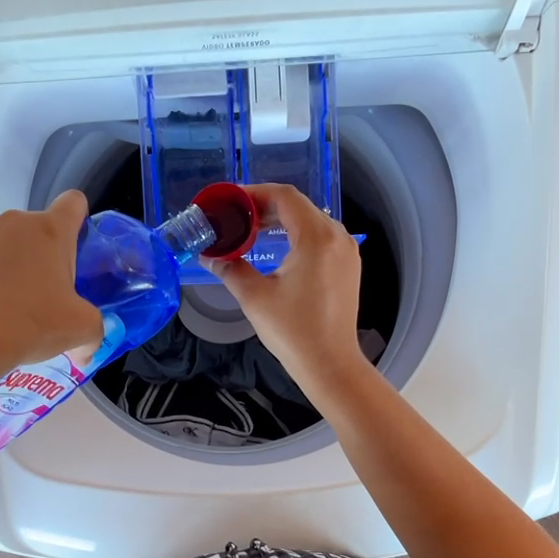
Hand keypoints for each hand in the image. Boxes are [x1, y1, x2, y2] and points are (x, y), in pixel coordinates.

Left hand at [0, 190, 105, 372]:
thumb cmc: (31, 325)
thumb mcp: (80, 331)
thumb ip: (94, 330)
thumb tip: (87, 349)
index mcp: (51, 231)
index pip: (74, 203)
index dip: (78, 222)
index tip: (74, 252)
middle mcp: (15, 221)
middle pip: (37, 230)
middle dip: (43, 258)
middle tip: (42, 299)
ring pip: (4, 243)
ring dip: (9, 265)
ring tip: (4, 305)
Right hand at [207, 184, 371, 394]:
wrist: (329, 364)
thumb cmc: (293, 331)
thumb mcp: (255, 297)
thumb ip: (231, 268)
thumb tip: (210, 256)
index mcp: (316, 237)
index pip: (284, 197)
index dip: (255, 193)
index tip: (233, 201)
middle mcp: (337, 237)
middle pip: (299, 206)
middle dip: (267, 207)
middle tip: (238, 216)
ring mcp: (346, 252)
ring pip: (312, 221)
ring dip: (283, 221)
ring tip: (254, 231)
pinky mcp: (348, 267)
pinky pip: (322, 238)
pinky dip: (299, 236)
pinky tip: (279, 249)